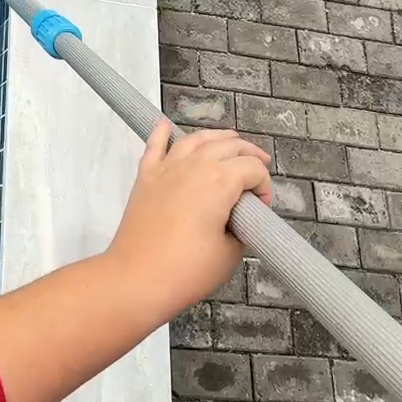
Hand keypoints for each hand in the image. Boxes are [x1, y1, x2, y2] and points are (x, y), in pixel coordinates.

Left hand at [103, 119, 272, 317]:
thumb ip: (241, 227)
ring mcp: (166, 168)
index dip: (264, 186)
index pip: (252, 168)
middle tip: (259, 168)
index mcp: (218, 181)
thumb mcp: (231, 253)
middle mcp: (192, 166)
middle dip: (248, 154)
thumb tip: (238, 217)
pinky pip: (155, 146)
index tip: (261, 209)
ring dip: (216, 137)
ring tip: (230, 140)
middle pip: (227, 146)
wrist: (138, 276)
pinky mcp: (145, 176)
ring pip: (195, 139)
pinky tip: (165, 126)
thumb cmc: (187, 269)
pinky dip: (161, 133)